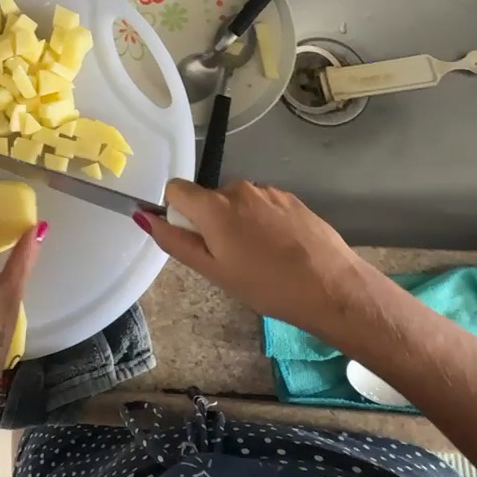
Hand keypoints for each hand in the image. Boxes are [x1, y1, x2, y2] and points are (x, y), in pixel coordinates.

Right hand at [141, 180, 383, 344]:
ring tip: (260, 258)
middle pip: (209, 198)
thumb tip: (143, 216)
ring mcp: (267, 191)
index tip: (195, 239)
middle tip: (230, 258)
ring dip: (239, 222)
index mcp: (213, 205)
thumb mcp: (213, 271)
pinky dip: (263, 222)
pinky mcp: (291, 198)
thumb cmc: (266, 286)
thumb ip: (174, 241)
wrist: (333, 288)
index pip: (176, 189)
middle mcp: (237, 188)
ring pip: (238, 202)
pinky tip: (281, 250)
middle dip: (211, 221)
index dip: (178, 213)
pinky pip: (263, 205)